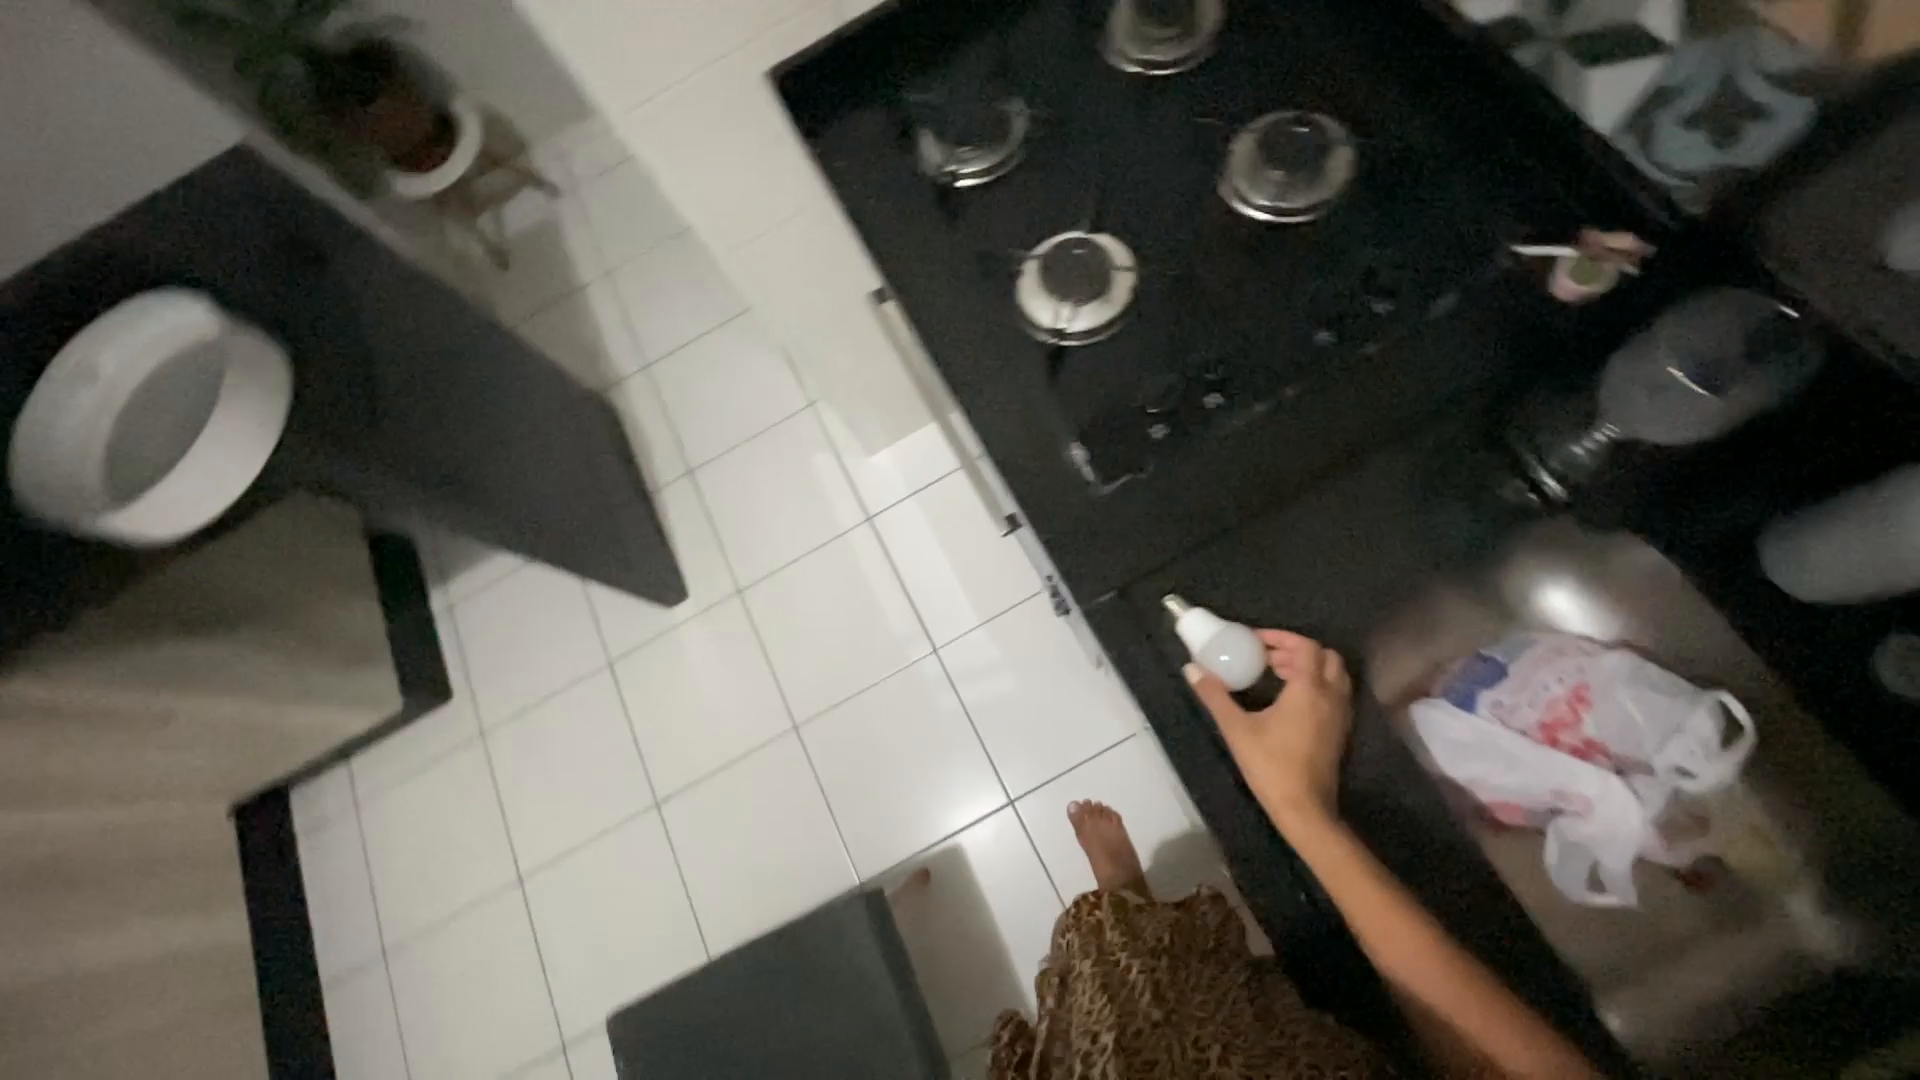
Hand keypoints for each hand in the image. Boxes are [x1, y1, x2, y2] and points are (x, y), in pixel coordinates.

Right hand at [1185, 630, 1352, 833]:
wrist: (1304, 809)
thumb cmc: (1270, 765)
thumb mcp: (1236, 728)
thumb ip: (1215, 696)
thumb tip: (1192, 669)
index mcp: (1308, 689)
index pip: (1305, 646)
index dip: (1280, 637)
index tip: (1255, 641)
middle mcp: (1330, 696)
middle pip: (1325, 656)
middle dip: (1296, 650)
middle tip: (1266, 658)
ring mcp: (1340, 714)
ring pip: (1334, 675)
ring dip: (1309, 667)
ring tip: (1277, 675)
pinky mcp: (1340, 731)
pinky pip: (1336, 693)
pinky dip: (1317, 684)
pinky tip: (1291, 700)